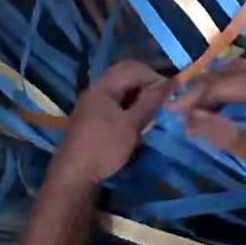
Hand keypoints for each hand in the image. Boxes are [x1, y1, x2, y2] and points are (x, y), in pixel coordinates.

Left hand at [48, 61, 173, 189]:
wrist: (73, 176)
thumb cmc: (103, 148)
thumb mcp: (130, 125)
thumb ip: (150, 102)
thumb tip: (171, 83)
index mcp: (103, 87)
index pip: (133, 68)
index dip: (154, 77)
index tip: (172, 93)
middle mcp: (96, 89)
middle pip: (126, 75)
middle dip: (147, 83)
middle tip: (164, 100)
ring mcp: (93, 103)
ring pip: (121, 88)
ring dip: (139, 95)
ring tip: (155, 110)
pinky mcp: (94, 116)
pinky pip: (116, 101)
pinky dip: (130, 105)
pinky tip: (140, 118)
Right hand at [171, 60, 245, 184]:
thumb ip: (222, 134)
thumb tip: (188, 120)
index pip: (218, 85)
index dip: (191, 99)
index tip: (168, 114)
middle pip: (225, 73)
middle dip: (198, 89)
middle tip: (176, 110)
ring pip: (235, 73)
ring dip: (212, 87)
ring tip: (192, 108)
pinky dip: (226, 89)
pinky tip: (217, 106)